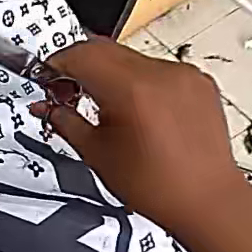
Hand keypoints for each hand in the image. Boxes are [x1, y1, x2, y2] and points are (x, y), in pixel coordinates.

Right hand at [30, 39, 251, 240]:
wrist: (206, 201)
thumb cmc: (157, 187)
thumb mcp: (97, 154)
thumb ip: (66, 122)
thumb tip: (47, 107)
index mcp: (130, 89)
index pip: (80, 54)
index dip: (56, 65)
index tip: (46, 78)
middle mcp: (160, 73)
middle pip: (104, 50)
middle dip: (78, 67)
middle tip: (65, 93)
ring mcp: (183, 74)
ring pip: (130, 59)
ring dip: (108, 75)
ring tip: (103, 108)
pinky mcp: (198, 82)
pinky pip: (158, 70)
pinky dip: (139, 83)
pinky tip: (135, 112)